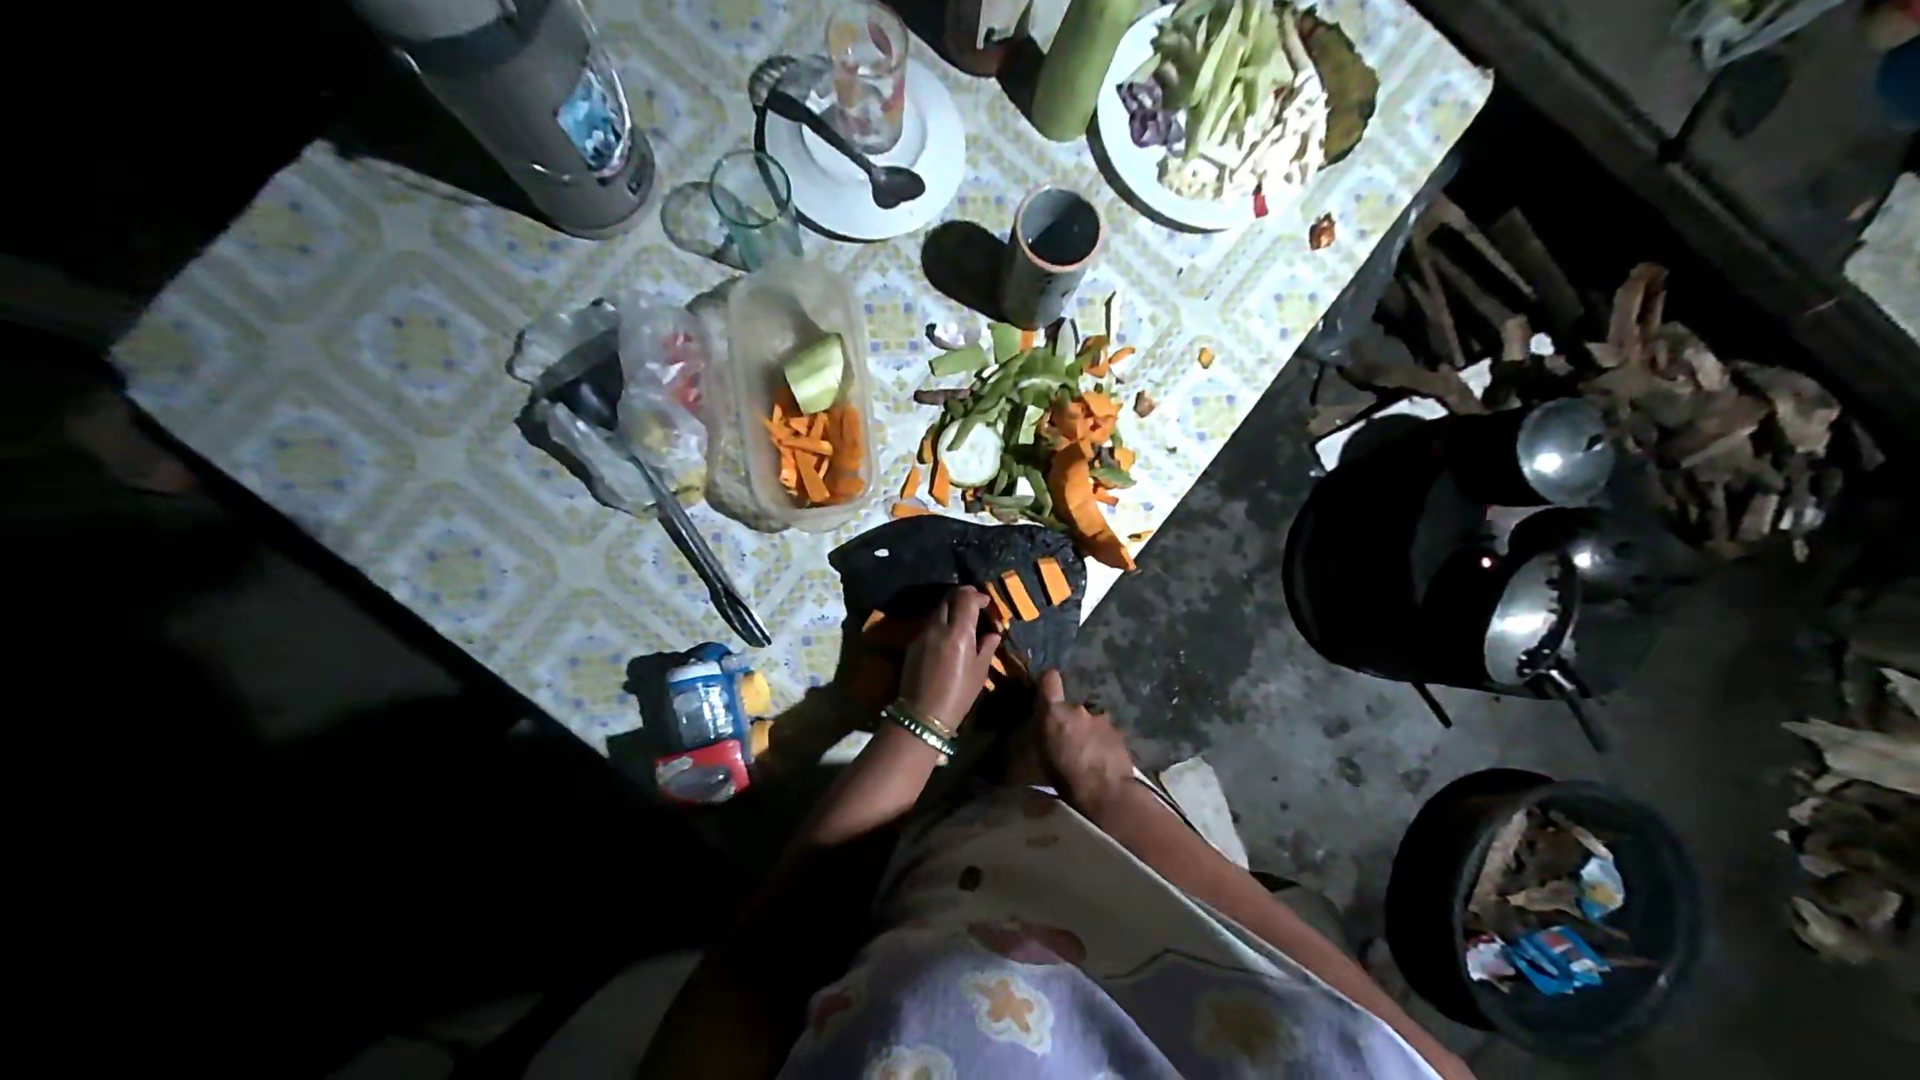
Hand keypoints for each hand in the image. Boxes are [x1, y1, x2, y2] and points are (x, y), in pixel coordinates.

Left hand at [899, 587, 1002, 729]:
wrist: (922, 715)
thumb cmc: (958, 695)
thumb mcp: (979, 672)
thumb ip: (987, 647)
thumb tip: (993, 633)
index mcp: (958, 632)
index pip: (966, 598)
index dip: (978, 595)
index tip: (986, 602)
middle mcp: (938, 626)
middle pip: (948, 598)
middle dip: (962, 596)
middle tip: (974, 605)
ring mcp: (922, 633)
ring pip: (937, 609)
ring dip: (950, 608)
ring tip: (961, 621)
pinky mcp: (912, 642)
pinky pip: (928, 623)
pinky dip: (940, 621)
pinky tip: (947, 635)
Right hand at [1034, 669, 1133, 817]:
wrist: (1106, 792)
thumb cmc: (1066, 777)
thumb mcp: (1043, 754)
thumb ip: (1045, 730)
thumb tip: (1045, 721)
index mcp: (1054, 712)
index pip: (1049, 678)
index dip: (1048, 682)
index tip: (1047, 691)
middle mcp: (1078, 709)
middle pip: (1071, 705)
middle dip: (1071, 718)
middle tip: (1069, 739)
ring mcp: (1101, 719)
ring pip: (1090, 719)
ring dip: (1089, 730)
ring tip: (1089, 752)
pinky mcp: (1118, 732)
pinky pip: (1105, 731)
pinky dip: (1103, 741)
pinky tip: (1103, 759)